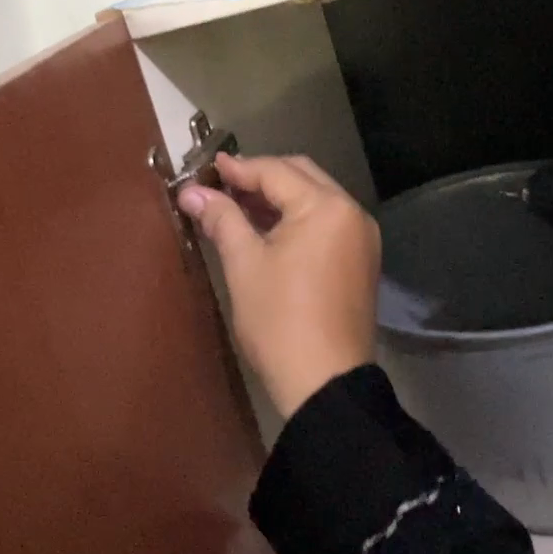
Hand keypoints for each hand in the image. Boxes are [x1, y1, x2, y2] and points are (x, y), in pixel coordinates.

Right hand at [178, 154, 380, 417]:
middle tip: (221, 186)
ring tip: (236, 207)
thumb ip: (222, 219)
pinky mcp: (360, 260)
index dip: (238, 168)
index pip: (276, 171)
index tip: (205, 168)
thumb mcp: (244, 264)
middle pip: (300, 176)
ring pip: (314, 198)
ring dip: (277, 198)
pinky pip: (325, 222)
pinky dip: (296, 219)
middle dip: (260, 177)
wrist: (324, 385)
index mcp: (326, 207)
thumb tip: (192, 192)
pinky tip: (265, 230)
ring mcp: (360, 237)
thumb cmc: (280, 320)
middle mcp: (351, 212)